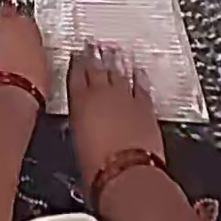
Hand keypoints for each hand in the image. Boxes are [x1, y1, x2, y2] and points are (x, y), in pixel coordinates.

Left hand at [0, 3, 48, 102]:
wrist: (7, 97)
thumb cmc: (28, 85)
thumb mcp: (42, 64)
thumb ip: (34, 49)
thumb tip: (30, 53)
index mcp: (27, 24)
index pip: (24, 17)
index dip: (21, 27)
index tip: (20, 34)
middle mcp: (6, 21)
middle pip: (3, 11)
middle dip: (4, 20)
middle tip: (5, 33)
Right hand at [67, 43, 166, 196]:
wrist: (128, 175)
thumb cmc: (98, 169)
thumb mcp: (79, 144)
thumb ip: (82, 124)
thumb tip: (85, 124)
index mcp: (80, 102)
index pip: (75, 75)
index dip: (76, 63)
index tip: (76, 55)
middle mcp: (101, 93)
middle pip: (96, 67)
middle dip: (93, 55)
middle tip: (93, 45)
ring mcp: (124, 96)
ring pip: (118, 71)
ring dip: (114, 59)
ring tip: (113, 50)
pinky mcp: (145, 105)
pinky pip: (140, 84)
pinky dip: (138, 76)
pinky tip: (138, 70)